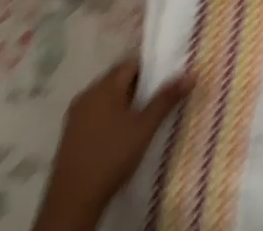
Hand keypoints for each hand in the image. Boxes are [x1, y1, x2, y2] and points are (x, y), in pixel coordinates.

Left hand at [34, 60, 191, 230]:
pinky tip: (121, 130)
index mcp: (104, 88)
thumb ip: (166, 99)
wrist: (74, 198)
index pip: (130, 64)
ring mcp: (75, 114)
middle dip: (138, 84)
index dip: (150, 67)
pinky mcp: (71, 132)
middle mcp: (87, 94)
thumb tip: (191, 73)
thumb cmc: (112, 156)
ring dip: (124, 99)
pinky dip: (110, 113)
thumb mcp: (145, 127)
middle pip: (117, 78)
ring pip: (105, 96)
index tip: (166, 77)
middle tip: (159, 97)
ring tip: (143, 114)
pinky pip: (95, 111)